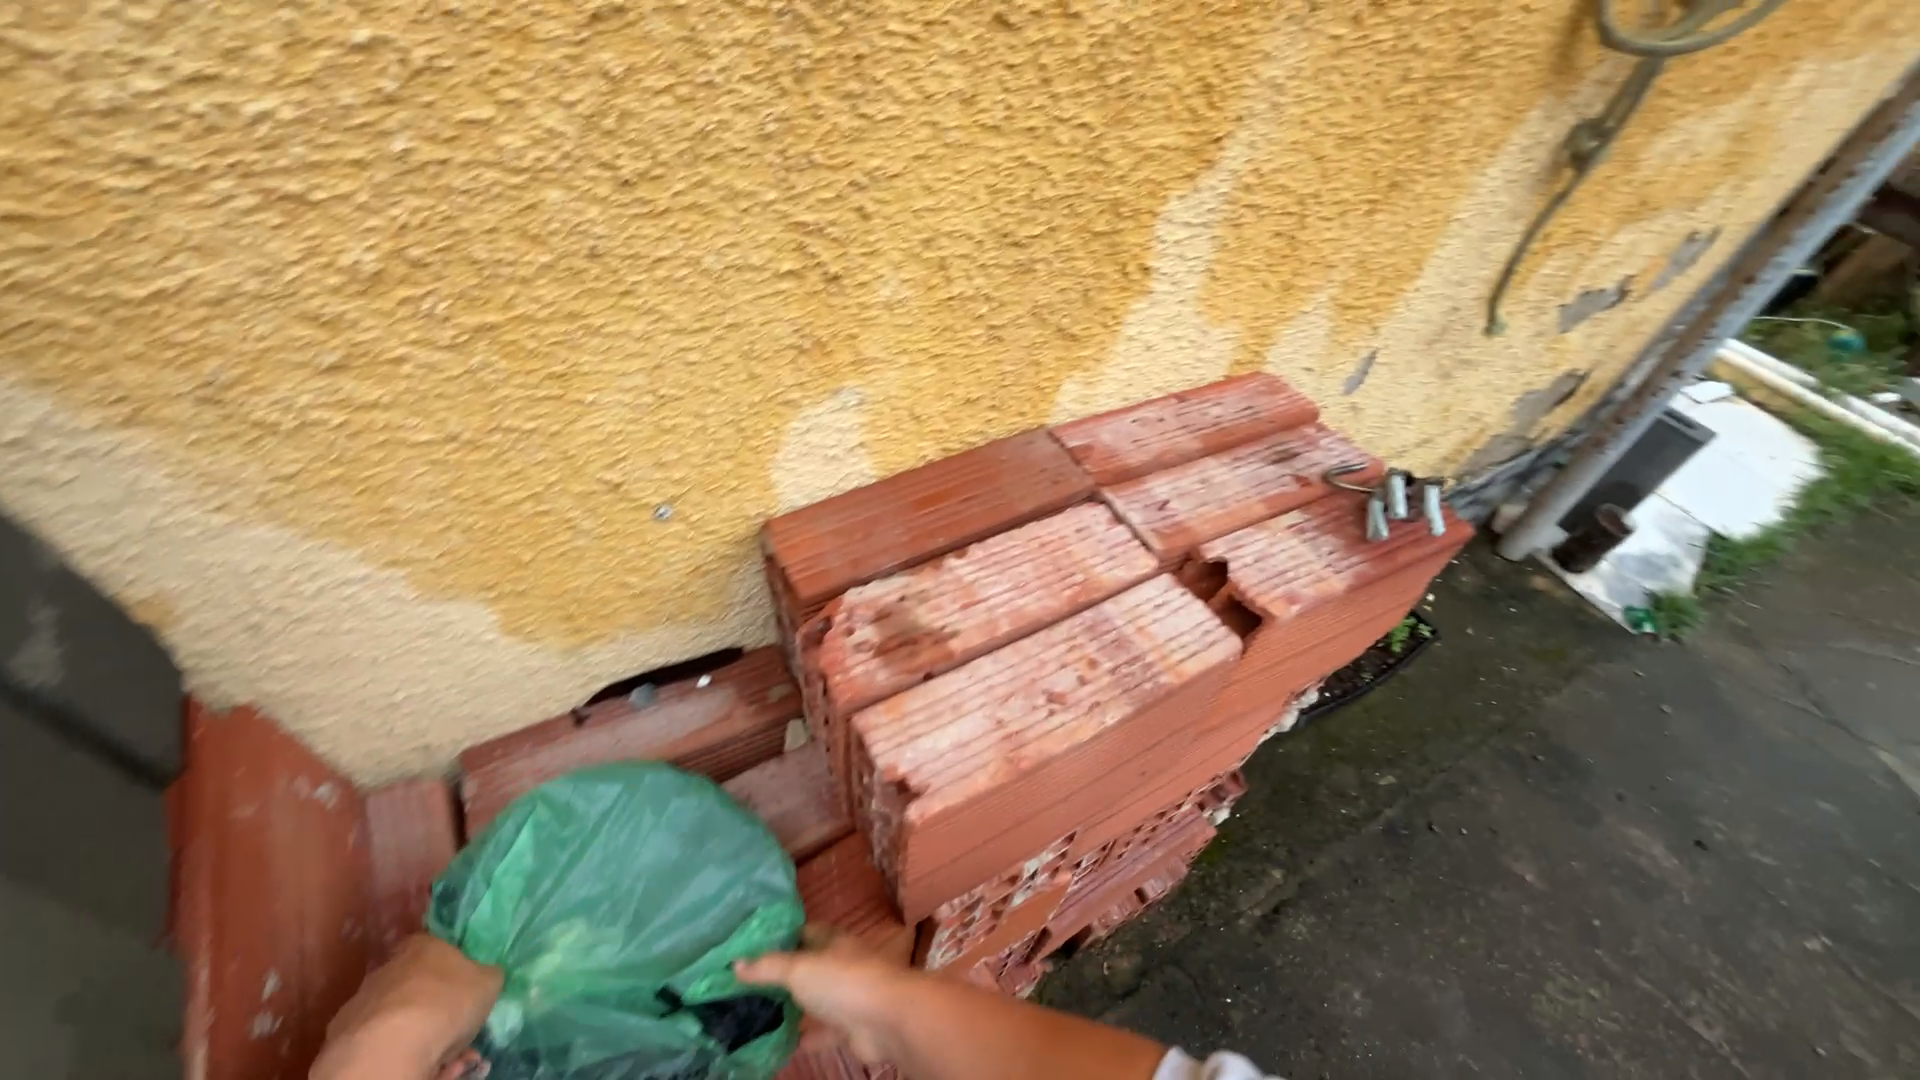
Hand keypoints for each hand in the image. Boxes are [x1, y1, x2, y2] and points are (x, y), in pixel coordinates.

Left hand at [312, 934, 503, 1079]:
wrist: (389, 1051)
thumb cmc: (446, 1003)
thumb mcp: (490, 982)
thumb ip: (488, 974)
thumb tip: (485, 976)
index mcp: (421, 946)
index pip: (436, 948)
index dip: (452, 968)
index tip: (464, 990)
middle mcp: (386, 969)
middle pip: (416, 987)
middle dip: (436, 1009)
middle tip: (457, 1032)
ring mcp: (359, 1005)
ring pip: (398, 1019)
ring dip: (420, 1036)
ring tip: (444, 1061)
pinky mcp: (339, 1042)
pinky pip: (379, 1045)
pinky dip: (398, 1055)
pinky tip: (421, 1068)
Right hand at [735, 925, 913, 1062]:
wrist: (887, 1020)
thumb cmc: (843, 981)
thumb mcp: (799, 968)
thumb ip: (768, 967)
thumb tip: (735, 963)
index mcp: (833, 941)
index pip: (805, 931)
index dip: (781, 936)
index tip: (752, 946)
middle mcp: (841, 965)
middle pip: (808, 967)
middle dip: (783, 976)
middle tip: (748, 985)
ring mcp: (847, 997)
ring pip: (814, 1001)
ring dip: (793, 1008)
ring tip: (758, 1014)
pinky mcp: (850, 1027)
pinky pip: (821, 1032)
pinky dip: (803, 1037)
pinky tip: (780, 1045)